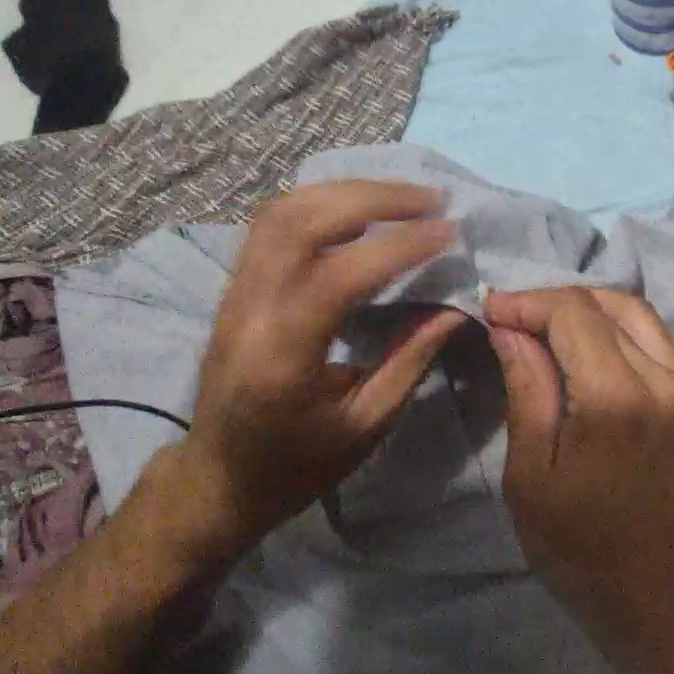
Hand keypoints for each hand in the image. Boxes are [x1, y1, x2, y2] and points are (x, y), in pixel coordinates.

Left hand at [173, 181, 465, 555]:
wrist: (217, 480)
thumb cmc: (296, 466)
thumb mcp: (366, 426)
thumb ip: (410, 361)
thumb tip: (455, 310)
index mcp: (281, 357)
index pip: (339, 275)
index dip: (399, 246)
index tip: (449, 233)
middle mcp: (248, 312)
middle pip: (300, 222)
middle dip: (373, 199)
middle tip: (432, 200)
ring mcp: (233, 295)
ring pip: (281, 212)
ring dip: (347, 192)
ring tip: (404, 198)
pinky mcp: (235, 288)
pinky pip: (272, 224)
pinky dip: (322, 204)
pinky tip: (362, 210)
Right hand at [485, 287, 673, 673]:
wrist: (665, 597)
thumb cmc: (583, 551)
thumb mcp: (532, 478)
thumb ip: (527, 390)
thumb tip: (511, 328)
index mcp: (615, 395)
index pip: (572, 312)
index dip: (527, 301)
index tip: (489, 310)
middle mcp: (660, 377)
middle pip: (608, 303)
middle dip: (555, 300)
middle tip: (513, 319)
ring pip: (639, 314)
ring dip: (591, 307)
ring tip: (547, 326)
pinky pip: (659, 339)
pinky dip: (623, 326)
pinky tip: (592, 346)